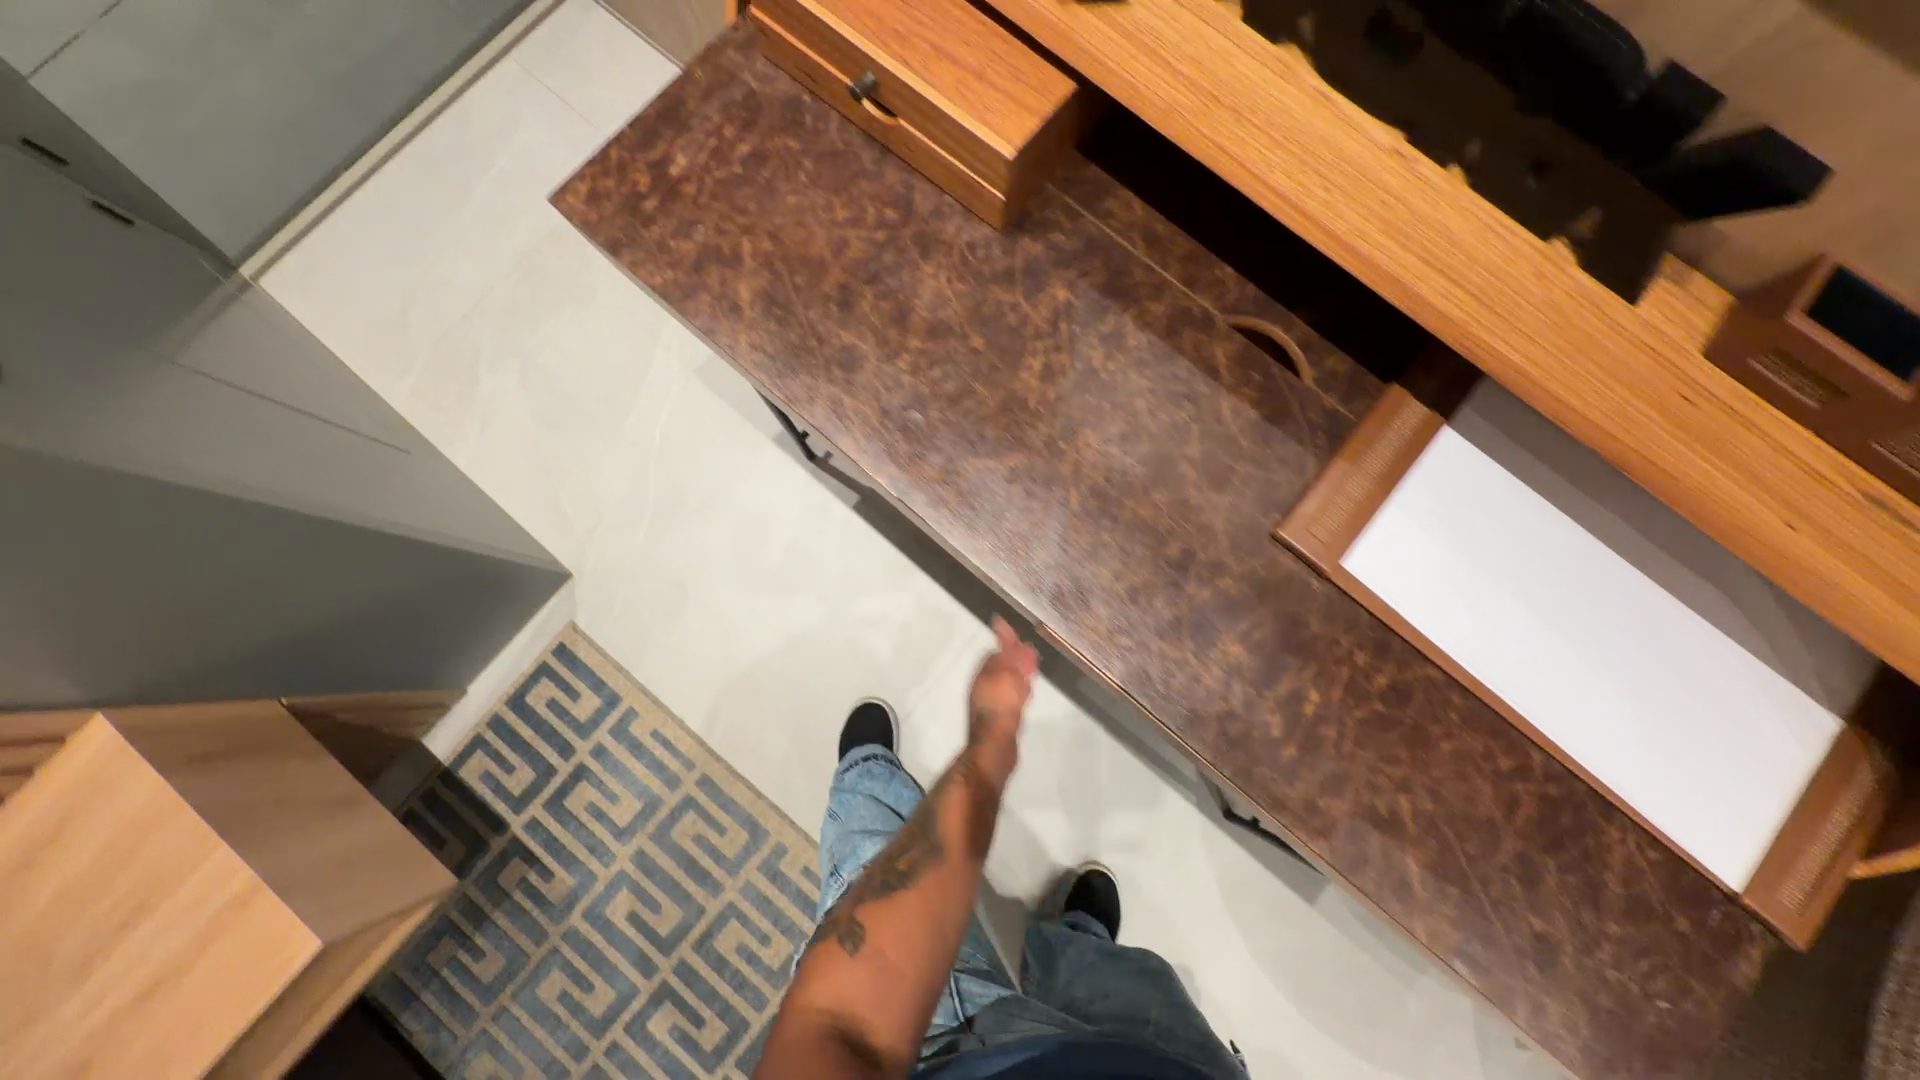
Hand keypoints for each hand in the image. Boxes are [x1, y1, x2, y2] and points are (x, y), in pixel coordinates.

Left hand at [966, 616, 1037, 784]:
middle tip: (1026, 647)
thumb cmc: (1001, 710)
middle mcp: (985, 687)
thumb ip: (1014, 662)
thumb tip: (1020, 643)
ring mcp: (992, 703)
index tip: (1009, 626)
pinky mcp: (1001, 718)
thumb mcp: (1008, 679)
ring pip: (1006, 681)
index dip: (1005, 640)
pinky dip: (1020, 689)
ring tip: (1030, 667)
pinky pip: (1011, 696)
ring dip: (1017, 672)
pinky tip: (1027, 693)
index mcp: (985, 675)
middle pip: (1000, 666)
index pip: (995, 651)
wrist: (994, 749)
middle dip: (1012, 655)